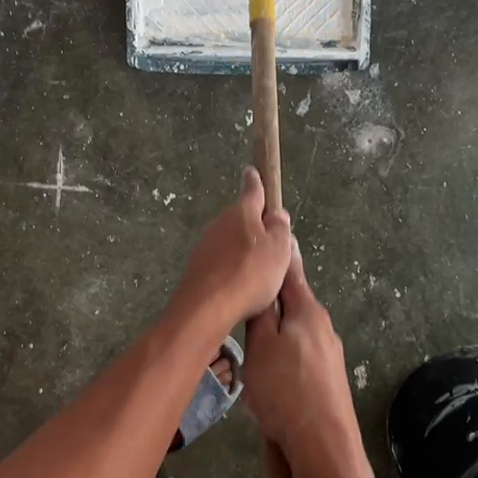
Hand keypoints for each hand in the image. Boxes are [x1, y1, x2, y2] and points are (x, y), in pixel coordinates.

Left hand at [167, 167, 292, 330]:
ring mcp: (205, 244)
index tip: (252, 171)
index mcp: (242, 212)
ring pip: (230, 239)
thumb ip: (280, 229)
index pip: (252, 190)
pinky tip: (240, 285)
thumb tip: (277, 213)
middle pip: (241, 217)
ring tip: (260, 270)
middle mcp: (220, 223)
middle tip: (271, 240)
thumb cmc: (250, 273)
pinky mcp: (198, 266)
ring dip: (243, 248)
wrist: (207, 306)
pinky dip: (232, 266)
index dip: (256, 181)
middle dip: (254, 224)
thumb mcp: (279, 250)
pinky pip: (221, 260)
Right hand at [243, 240, 360, 471]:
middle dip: (270, 301)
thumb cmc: (286, 391)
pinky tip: (271, 376)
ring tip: (250, 346)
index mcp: (306, 311)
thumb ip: (260, 314)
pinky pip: (301, 356)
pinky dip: (284, 357)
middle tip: (243, 300)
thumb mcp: (260, 347)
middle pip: (292, 303)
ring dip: (275, 333)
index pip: (290, 271)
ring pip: (295, 332)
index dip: (278, 254)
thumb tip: (266, 278)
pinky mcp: (329, 380)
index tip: (271, 232)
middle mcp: (323, 326)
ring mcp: (329, 354)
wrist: (324, 446)